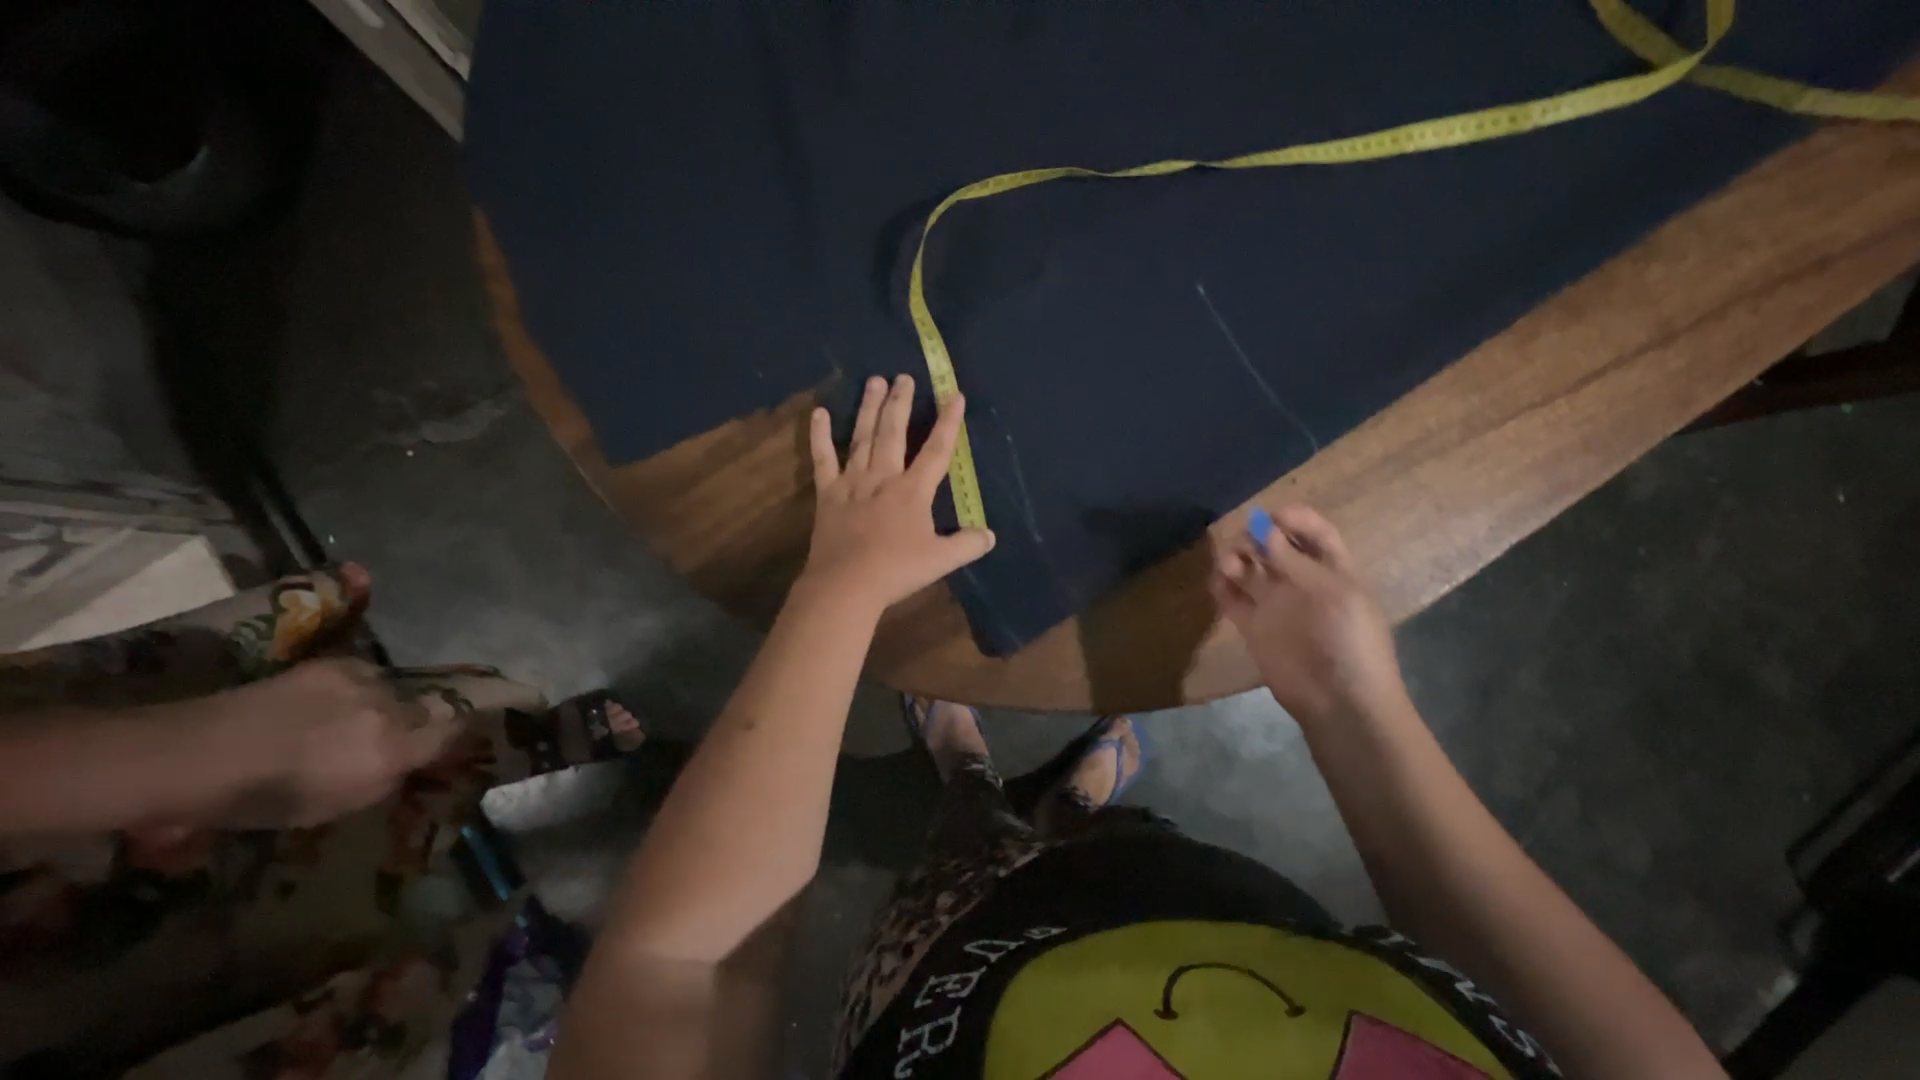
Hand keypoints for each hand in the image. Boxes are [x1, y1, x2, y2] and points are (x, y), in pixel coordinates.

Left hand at [190, 657, 463, 827]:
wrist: (200, 755)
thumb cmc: (266, 798)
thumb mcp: (339, 804)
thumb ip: (388, 778)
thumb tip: (413, 762)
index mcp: (395, 751)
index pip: (454, 731)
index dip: (458, 738)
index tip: (452, 747)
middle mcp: (391, 710)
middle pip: (431, 707)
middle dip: (423, 720)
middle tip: (399, 737)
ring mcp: (364, 682)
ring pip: (396, 690)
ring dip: (386, 703)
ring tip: (356, 718)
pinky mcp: (334, 663)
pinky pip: (365, 673)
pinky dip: (358, 686)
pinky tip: (331, 700)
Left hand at [798, 374, 995, 612]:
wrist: (846, 584)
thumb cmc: (896, 571)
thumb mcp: (941, 560)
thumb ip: (966, 545)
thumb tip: (989, 535)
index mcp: (913, 491)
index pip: (937, 450)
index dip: (948, 423)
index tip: (955, 395)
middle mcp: (884, 477)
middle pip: (894, 432)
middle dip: (901, 403)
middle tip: (904, 376)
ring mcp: (853, 482)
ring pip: (863, 437)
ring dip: (869, 408)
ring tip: (874, 381)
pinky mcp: (828, 494)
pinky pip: (823, 459)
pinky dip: (820, 435)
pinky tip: (819, 413)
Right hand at [1209, 505, 1408, 725]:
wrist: (1340, 700)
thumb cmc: (1350, 641)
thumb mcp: (1333, 593)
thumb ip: (1295, 561)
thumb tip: (1262, 528)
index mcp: (1332, 569)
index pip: (1312, 531)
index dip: (1292, 519)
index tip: (1271, 518)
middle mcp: (1301, 581)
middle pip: (1273, 545)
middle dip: (1256, 536)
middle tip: (1245, 544)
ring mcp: (1276, 604)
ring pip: (1248, 568)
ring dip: (1235, 558)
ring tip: (1228, 567)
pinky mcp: (1254, 627)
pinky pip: (1231, 599)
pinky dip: (1220, 587)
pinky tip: (1218, 584)